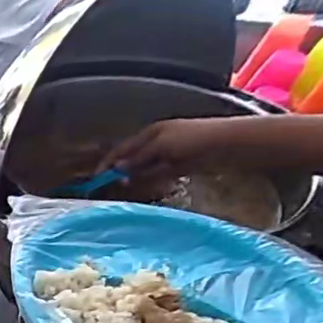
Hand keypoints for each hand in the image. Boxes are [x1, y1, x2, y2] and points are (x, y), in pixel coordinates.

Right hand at [96, 117, 233, 187]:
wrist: (225, 144)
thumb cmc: (192, 139)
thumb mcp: (160, 147)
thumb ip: (138, 158)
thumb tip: (116, 169)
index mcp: (150, 133)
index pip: (123, 148)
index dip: (108, 162)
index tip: (97, 177)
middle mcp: (156, 143)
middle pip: (131, 159)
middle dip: (119, 171)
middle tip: (108, 187)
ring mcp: (167, 155)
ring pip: (143, 169)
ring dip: (133, 178)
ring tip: (123, 189)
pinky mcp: (178, 167)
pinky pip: (157, 176)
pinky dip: (149, 181)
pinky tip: (143, 188)